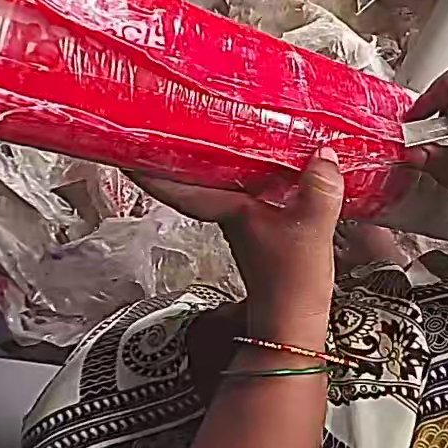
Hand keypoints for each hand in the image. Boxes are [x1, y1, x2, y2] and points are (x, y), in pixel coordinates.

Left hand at [137, 147, 343, 347]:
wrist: (292, 324)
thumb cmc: (291, 281)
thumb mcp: (311, 230)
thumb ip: (319, 190)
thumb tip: (323, 154)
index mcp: (228, 211)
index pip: (179, 186)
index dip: (151, 167)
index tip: (124, 147)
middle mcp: (228, 215)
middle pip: (196, 179)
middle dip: (181, 152)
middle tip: (170, 123)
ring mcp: (241, 223)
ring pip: (219, 184)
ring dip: (213, 162)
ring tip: (213, 130)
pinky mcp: (259, 230)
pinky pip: (245, 193)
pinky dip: (249, 175)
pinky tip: (266, 163)